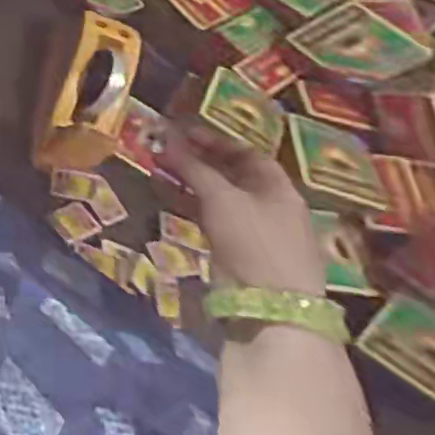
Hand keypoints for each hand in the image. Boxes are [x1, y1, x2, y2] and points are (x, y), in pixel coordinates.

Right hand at [156, 123, 326, 295]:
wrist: (267, 303)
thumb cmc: (253, 240)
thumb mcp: (222, 198)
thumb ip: (194, 167)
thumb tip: (167, 139)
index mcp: (278, 188)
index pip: (246, 153)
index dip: (215, 140)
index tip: (182, 131)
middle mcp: (267, 203)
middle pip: (229, 172)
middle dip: (196, 158)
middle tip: (163, 146)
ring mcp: (250, 226)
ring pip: (214, 193)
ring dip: (186, 179)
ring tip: (156, 166)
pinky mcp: (231, 245)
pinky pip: (206, 213)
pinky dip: (186, 201)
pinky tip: (162, 192)